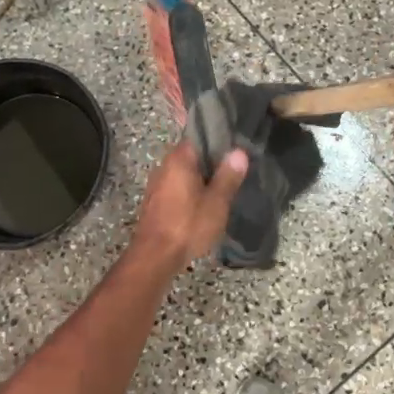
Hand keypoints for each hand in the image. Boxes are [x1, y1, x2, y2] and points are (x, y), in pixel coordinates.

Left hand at [133, 139, 248, 266]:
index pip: (199, 137)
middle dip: (210, 162)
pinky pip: (176, 187)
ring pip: (183, 173)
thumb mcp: (216, 202)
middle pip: (191, 155)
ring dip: (200, 178)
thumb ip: (228, 176)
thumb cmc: (188, 225)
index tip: (235, 149)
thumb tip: (239, 152)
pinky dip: (189, 190)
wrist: (154, 256)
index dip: (218, 141)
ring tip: (222, 188)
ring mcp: (156, 183)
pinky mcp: (154, 201)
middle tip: (233, 170)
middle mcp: (164, 165)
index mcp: (179, 159)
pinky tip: (202, 203)